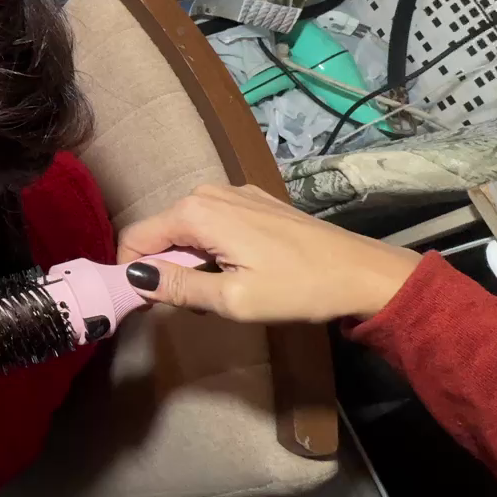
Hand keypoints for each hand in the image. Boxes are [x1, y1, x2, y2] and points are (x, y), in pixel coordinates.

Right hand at [117, 184, 422, 322]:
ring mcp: (230, 192)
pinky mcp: (251, 199)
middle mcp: (205, 193)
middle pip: (160, 231)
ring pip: (186, 227)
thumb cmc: (298, 288)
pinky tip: (241, 267)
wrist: (365, 273)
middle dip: (165, 267)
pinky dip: (211, 245)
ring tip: (223, 289)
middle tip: (195, 304)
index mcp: (194, 213)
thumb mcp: (233, 299)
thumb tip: (135, 277)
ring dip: (190, 258)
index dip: (131, 270)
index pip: (136, 237)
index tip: (145, 301)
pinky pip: (211, 220)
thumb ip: (178, 286)